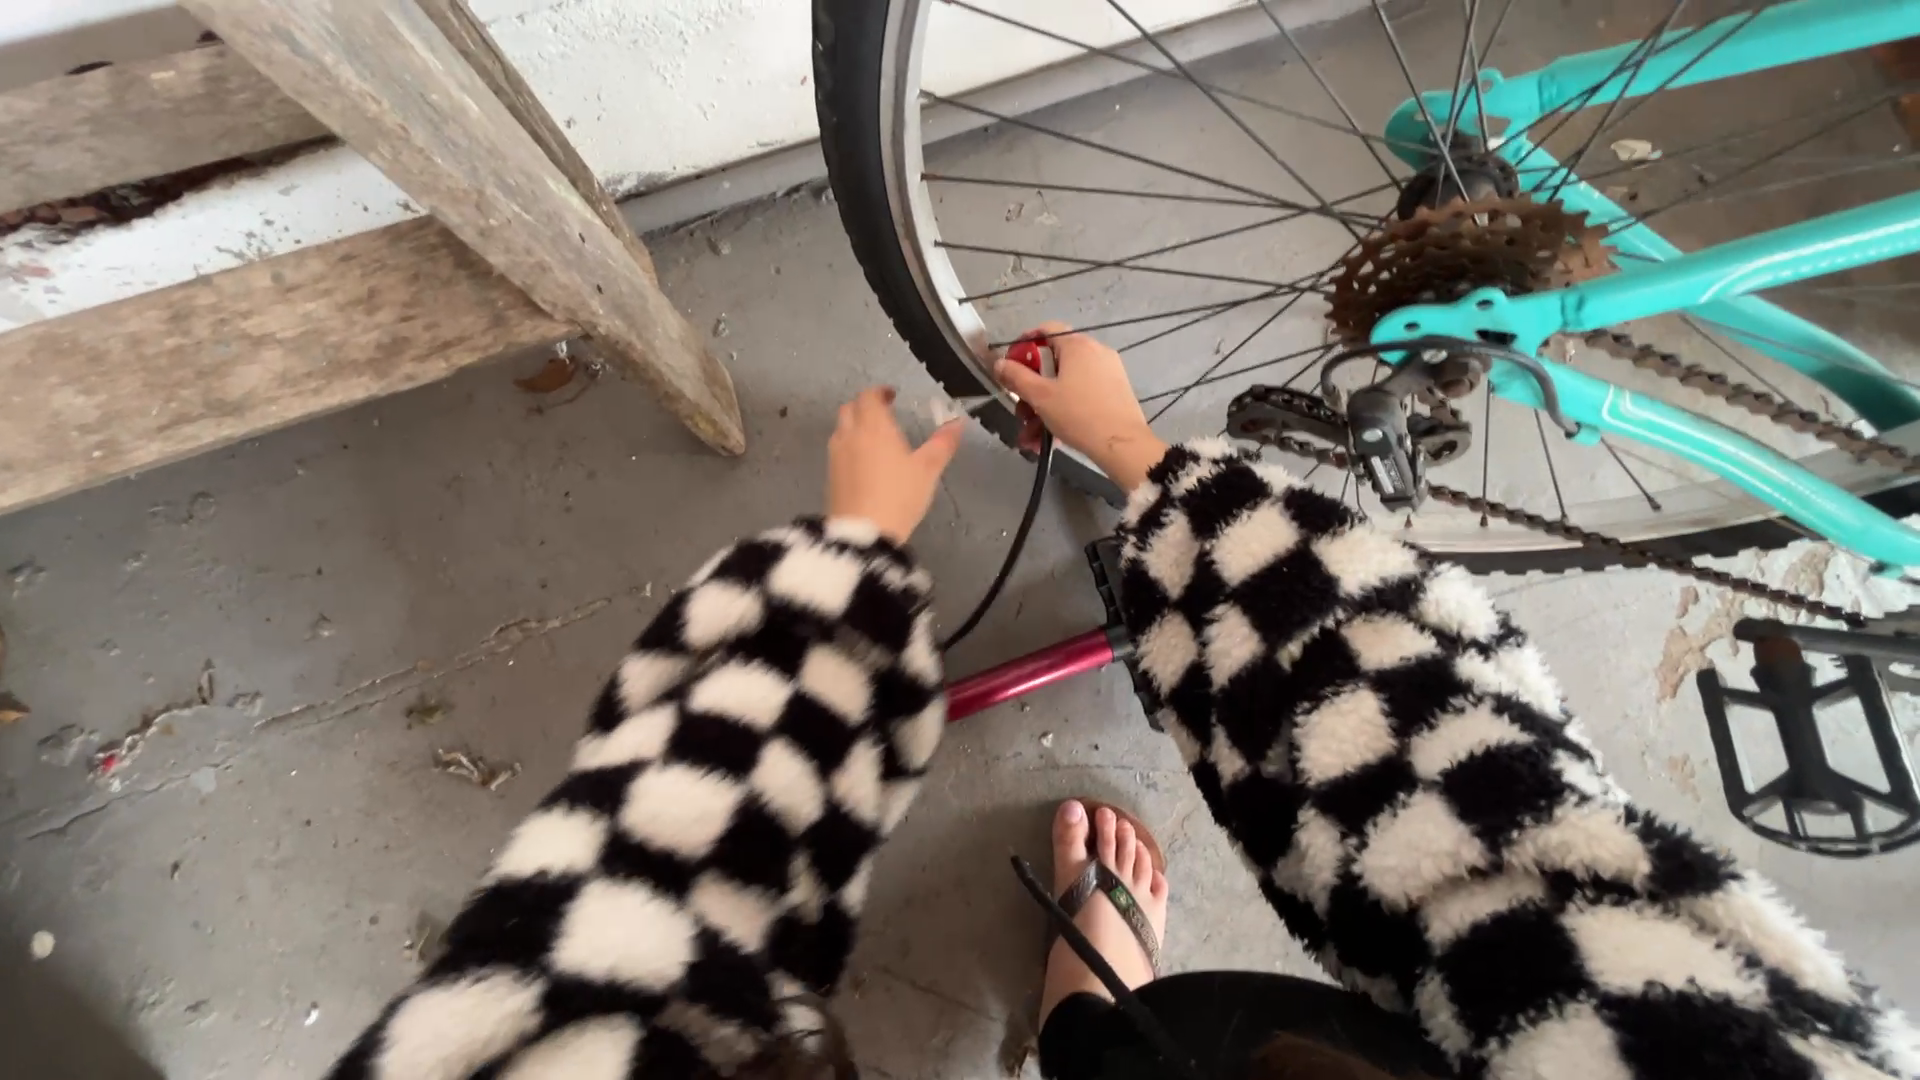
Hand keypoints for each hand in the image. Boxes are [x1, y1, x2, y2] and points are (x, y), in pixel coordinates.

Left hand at [827, 386, 965, 543]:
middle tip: (883, 413)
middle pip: (850, 408)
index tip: (892, 396)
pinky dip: (849, 445)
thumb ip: (942, 443)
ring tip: (874, 437)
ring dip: (855, 425)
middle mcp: (850, 435)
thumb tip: (958, 421)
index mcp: (874, 427)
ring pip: (841, 428)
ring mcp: (836, 456)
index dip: (879, 392)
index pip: (869, 397)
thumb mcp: (928, 470)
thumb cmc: (899, 496)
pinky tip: (864, 462)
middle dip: (865, 406)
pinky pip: (837, 449)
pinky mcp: (830, 476)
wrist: (863, 534)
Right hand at [994, 322, 1168, 490]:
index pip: (1046, 330)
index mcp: (1077, 345)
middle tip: (1021, 412)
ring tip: (1032, 436)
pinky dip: (1064, 411)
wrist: (1122, 444)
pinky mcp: (1115, 392)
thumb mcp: (1040, 397)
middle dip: (1032, 390)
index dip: (1024, 345)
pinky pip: (1081, 395)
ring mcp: (1108, 372)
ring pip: (1066, 385)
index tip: (1011, 368)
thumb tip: (999, 363)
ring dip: (1044, 408)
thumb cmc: (1077, 415)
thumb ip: (1016, 377)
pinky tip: (1052, 437)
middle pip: (1053, 363)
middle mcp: (1095, 352)